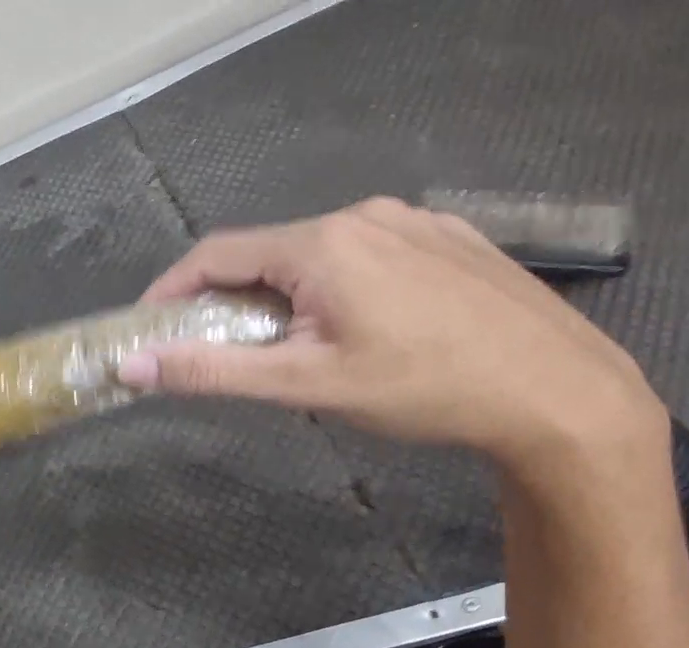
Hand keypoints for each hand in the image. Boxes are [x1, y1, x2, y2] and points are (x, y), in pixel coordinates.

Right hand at [121, 197, 668, 477]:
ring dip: (276, 295)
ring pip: (312, 255)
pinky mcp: (446, 238)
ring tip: (281, 346)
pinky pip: (360, 254)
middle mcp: (364, 216)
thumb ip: (211, 371)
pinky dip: (327, 287)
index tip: (145, 331)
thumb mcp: (303, 385)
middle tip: (211, 350)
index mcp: (322, 245)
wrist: (557, 390)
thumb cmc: (419, 387)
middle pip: (263, 253)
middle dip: (223, 300)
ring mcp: (412, 222)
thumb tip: (132, 367)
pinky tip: (347, 328)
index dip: (168, 291)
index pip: (214, 255)